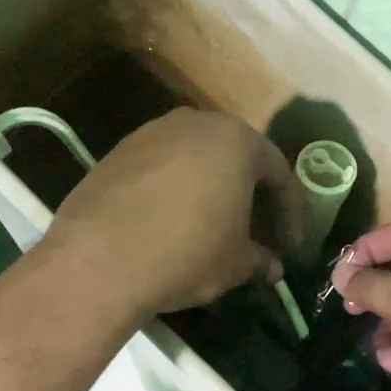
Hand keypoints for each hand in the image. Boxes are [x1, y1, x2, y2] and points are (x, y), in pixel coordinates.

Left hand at [43, 108, 294, 316]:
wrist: (100, 259)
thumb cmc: (187, 254)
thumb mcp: (236, 265)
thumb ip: (260, 260)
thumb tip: (272, 268)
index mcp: (236, 141)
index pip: (278, 173)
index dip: (290, 213)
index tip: (290, 247)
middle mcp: (194, 123)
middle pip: (234, 158)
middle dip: (249, 197)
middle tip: (254, 234)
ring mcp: (149, 134)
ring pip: (193, 161)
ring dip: (208, 192)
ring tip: (211, 229)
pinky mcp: (115, 154)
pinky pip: (158, 172)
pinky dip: (172, 194)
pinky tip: (169, 226)